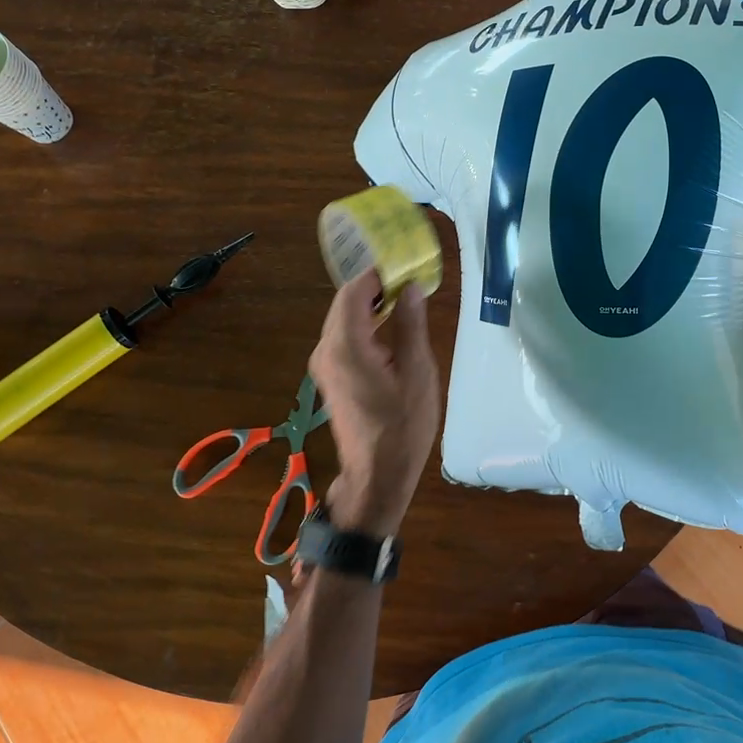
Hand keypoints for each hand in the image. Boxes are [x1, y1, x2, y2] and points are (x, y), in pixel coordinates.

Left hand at [308, 269, 442, 536]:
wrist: (378, 476)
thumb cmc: (403, 426)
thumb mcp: (417, 373)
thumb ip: (410, 326)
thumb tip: (410, 288)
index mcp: (347, 345)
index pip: (354, 291)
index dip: (377, 273)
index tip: (405, 265)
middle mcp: (326, 350)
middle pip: (344, 304)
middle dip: (374, 288)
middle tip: (408, 280)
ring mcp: (324, 366)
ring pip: (342, 320)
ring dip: (369, 307)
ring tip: (404, 301)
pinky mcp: (329, 378)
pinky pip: (343, 339)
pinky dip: (363, 326)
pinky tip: (389, 330)